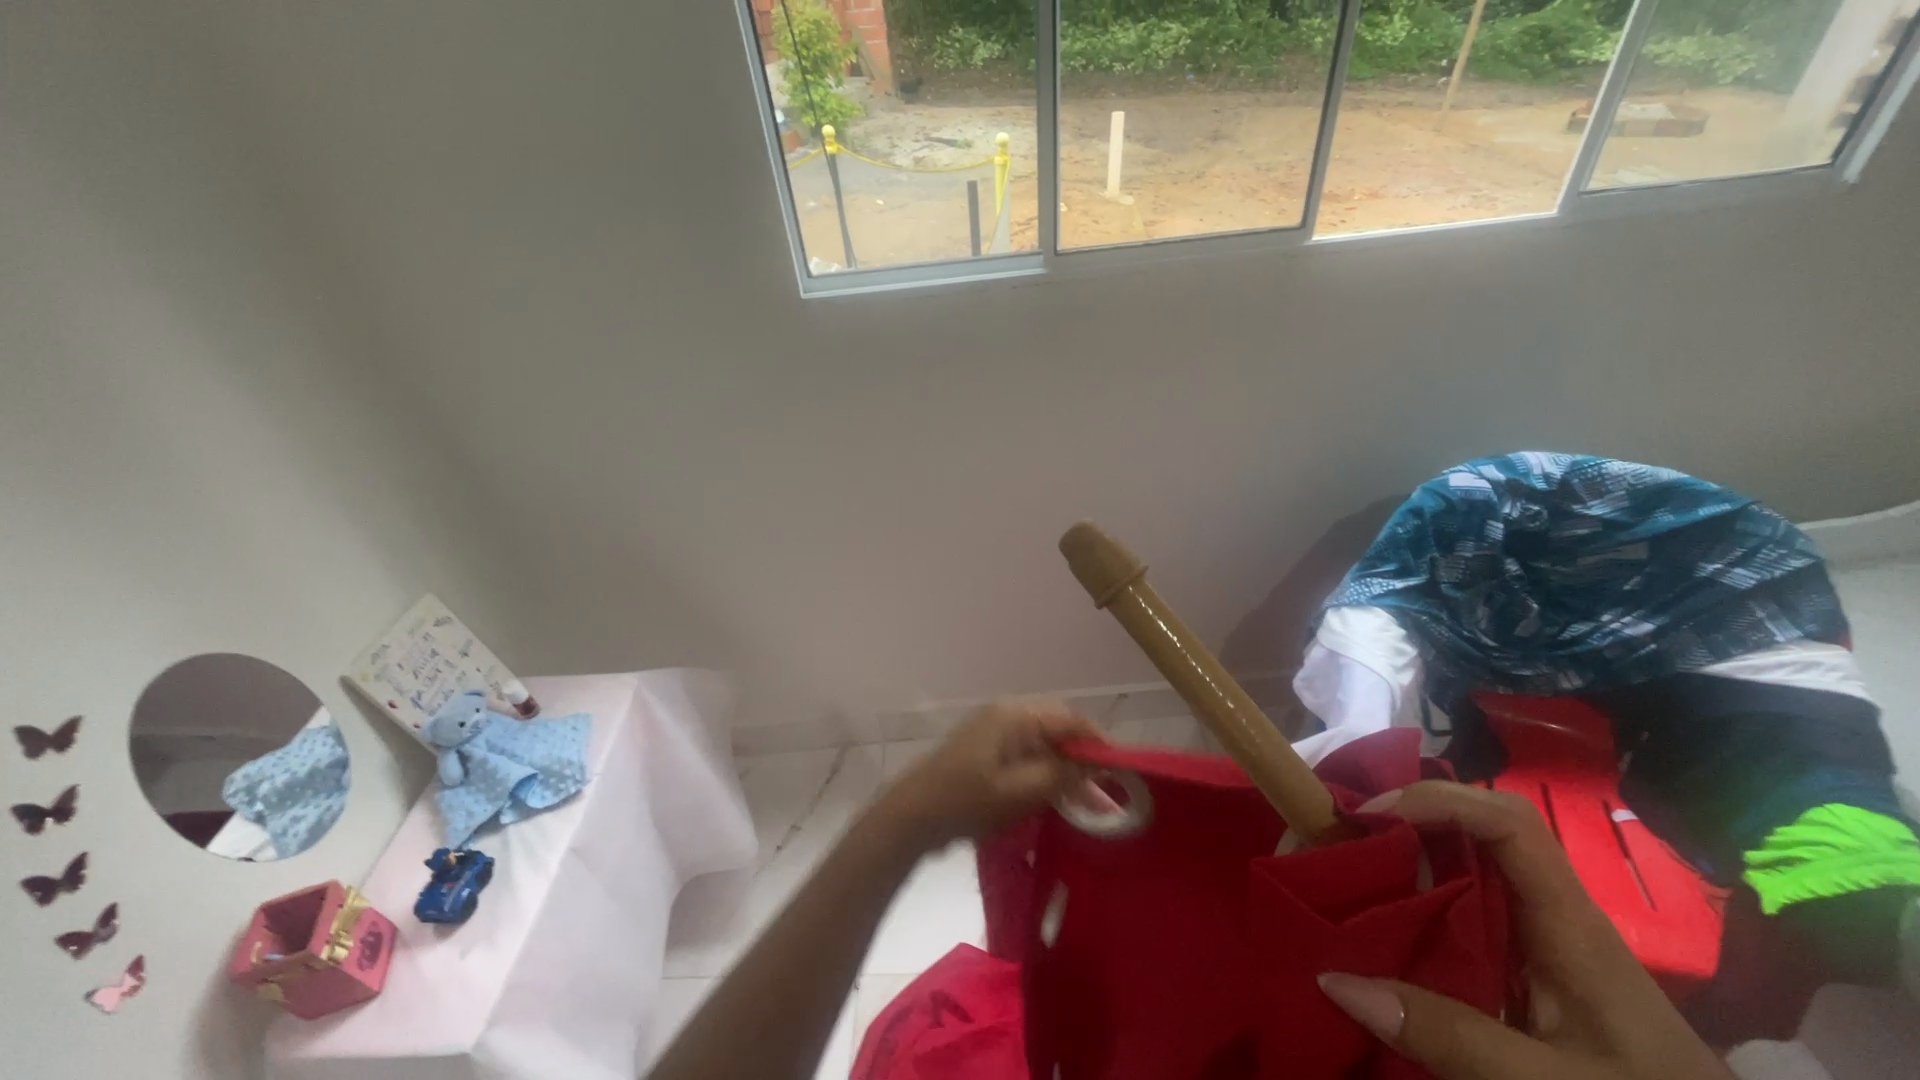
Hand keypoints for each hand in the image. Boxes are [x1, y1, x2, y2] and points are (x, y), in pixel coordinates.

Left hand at [877, 702, 1099, 847]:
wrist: (911, 816)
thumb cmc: (966, 800)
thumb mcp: (1021, 791)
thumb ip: (1062, 775)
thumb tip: (1097, 765)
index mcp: (1015, 715)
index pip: (1071, 719)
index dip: (1099, 744)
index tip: (1120, 773)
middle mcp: (1005, 714)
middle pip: (1058, 728)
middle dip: (1084, 760)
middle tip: (1104, 794)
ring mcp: (993, 731)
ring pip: (1043, 744)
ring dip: (1065, 770)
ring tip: (1085, 804)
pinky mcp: (984, 751)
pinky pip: (1025, 755)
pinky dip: (1044, 774)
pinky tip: (1054, 800)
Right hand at [1317, 782, 1734, 1079]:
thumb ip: (1450, 1037)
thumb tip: (1335, 979)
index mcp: (1569, 924)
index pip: (1509, 824)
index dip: (1440, 800)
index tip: (1373, 814)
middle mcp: (1553, 915)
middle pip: (1482, 830)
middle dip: (1411, 818)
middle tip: (1341, 835)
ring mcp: (1543, 942)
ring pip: (1472, 869)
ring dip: (1410, 857)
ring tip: (1346, 867)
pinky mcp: (1531, 972)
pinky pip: (1468, 912)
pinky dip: (1418, 902)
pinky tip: (1381, 924)